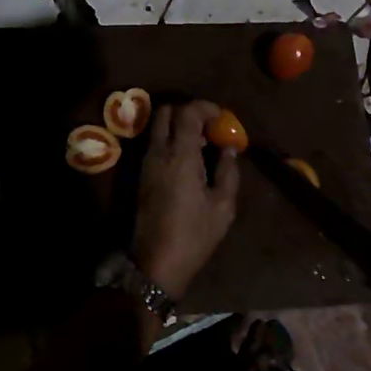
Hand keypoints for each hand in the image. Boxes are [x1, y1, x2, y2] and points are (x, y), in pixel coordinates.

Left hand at [132, 101, 238, 299]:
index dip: (206, 108)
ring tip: (203, 145)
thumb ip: (228, 172)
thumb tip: (229, 149)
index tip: (223, 118)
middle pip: (166, 112)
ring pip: (158, 127)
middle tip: (210, 128)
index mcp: (180, 156)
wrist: (155, 263)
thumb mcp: (223, 207)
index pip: (187, 112)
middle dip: (189, 112)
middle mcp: (158, 153)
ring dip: (179, 127)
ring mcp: (146, 163)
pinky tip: (190, 161)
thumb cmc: (194, 236)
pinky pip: (155, 144)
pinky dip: (171, 140)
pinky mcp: (141, 175)